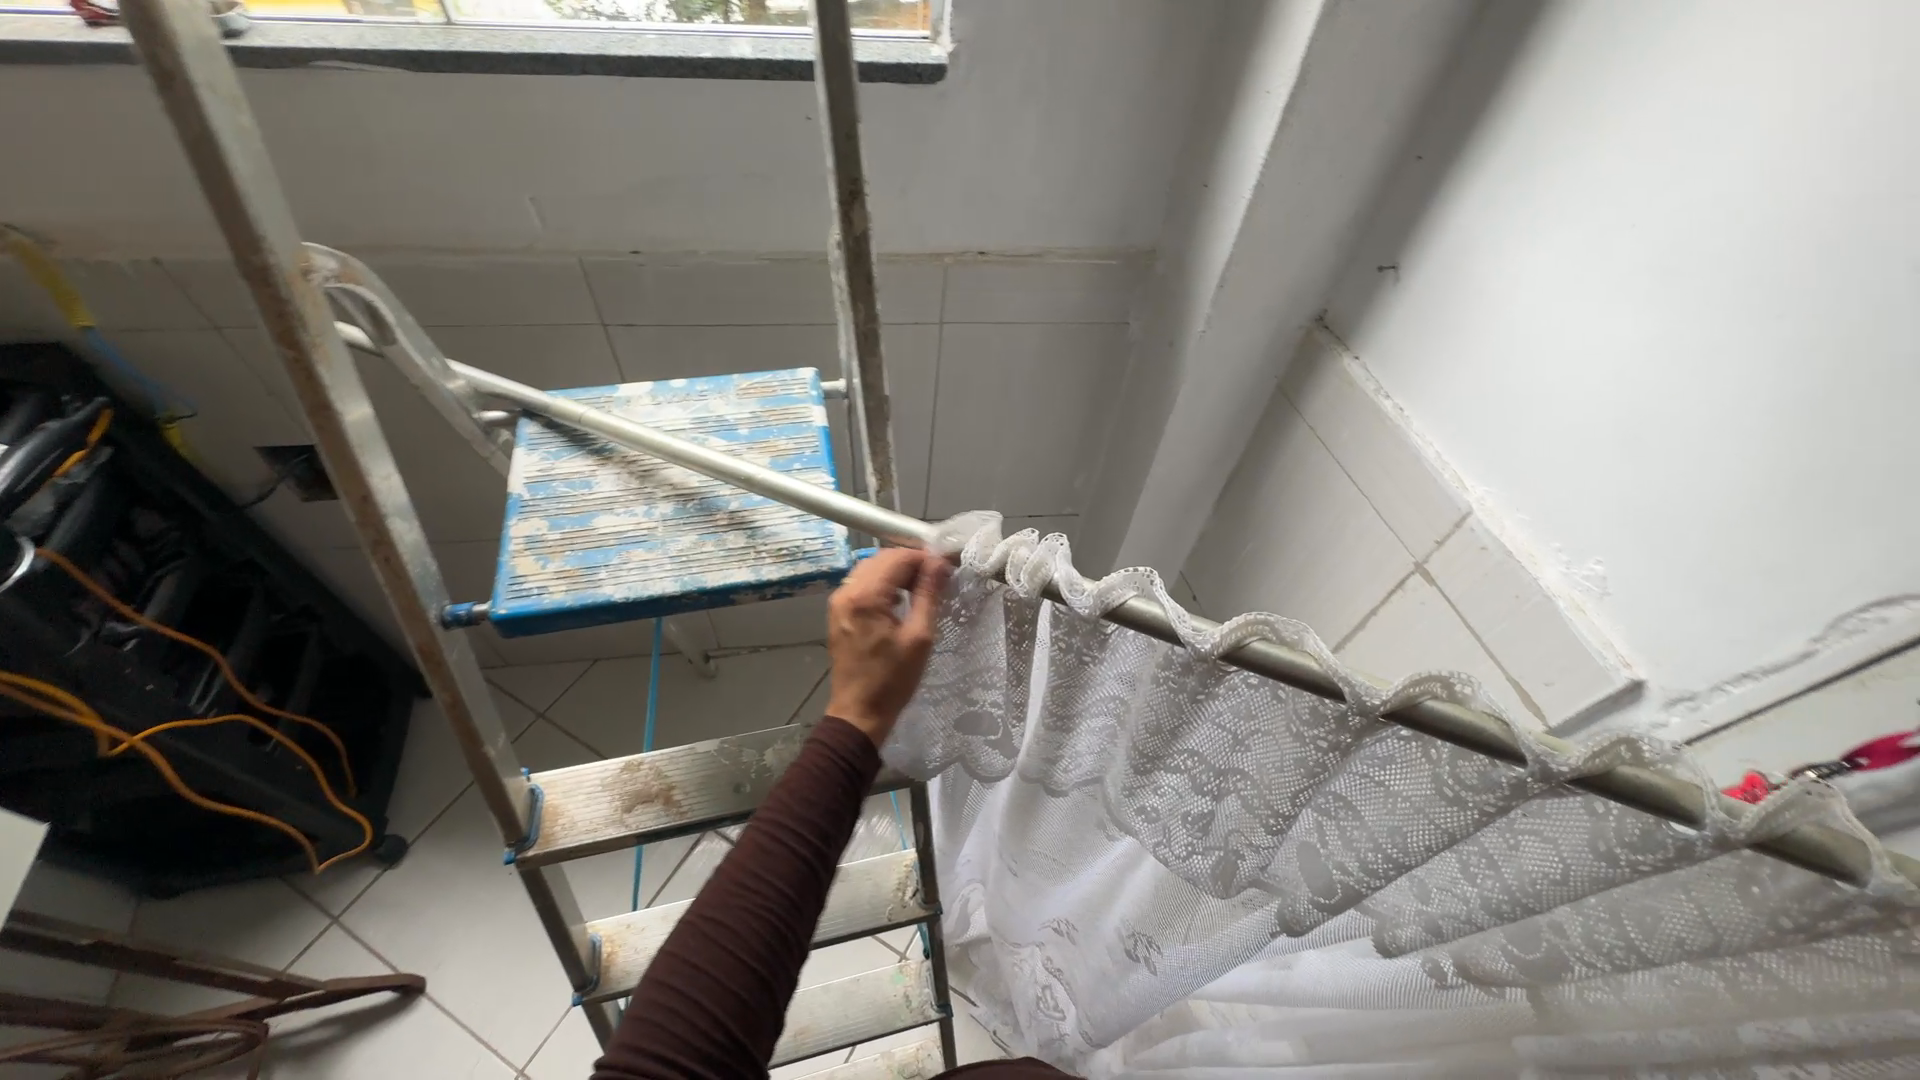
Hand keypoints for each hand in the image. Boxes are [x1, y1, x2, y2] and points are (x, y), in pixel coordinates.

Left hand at [825, 548, 951, 745]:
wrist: (859, 713)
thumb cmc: (893, 680)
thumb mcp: (920, 637)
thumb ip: (929, 594)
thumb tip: (940, 564)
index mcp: (865, 596)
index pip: (897, 558)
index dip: (924, 558)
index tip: (946, 569)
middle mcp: (846, 592)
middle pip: (881, 559)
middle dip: (910, 563)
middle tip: (936, 578)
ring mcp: (838, 602)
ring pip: (870, 570)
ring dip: (896, 572)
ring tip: (921, 588)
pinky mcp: (838, 613)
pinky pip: (861, 585)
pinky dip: (882, 585)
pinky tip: (899, 600)